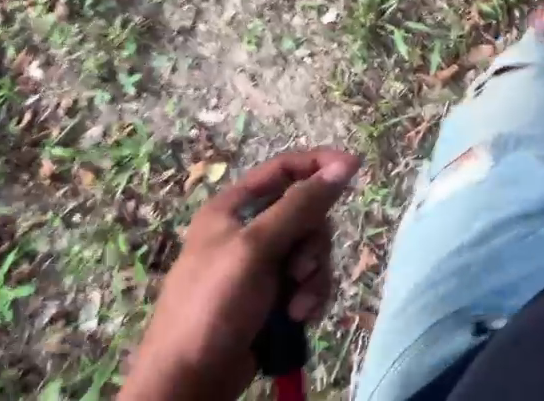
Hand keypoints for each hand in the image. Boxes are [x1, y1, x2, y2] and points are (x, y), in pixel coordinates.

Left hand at [120, 148, 360, 400]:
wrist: (189, 383)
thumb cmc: (213, 306)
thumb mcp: (257, 248)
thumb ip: (302, 204)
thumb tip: (346, 164)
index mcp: (233, 209)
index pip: (286, 168)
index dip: (320, 164)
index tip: (354, 170)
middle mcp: (248, 230)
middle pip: (308, 212)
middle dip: (314, 243)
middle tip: (302, 268)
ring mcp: (261, 263)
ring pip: (313, 247)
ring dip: (313, 276)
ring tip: (297, 304)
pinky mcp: (273, 293)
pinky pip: (310, 278)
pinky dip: (310, 295)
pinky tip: (297, 316)